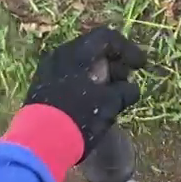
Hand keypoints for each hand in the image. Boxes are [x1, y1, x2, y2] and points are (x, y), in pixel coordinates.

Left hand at [25, 27, 145, 156]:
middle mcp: (60, 55)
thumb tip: (131, 88)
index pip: (107, 38)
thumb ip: (125, 91)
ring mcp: (48, 70)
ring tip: (112, 93)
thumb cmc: (79, 116)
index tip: (140, 66)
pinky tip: (94, 100)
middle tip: (127, 79)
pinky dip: (85, 82)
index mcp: (77, 52)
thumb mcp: (110, 104)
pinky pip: (69, 76)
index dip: (128, 49)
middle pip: (93, 49)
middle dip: (114, 63)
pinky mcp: (41, 87)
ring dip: (99, 74)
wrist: (40, 143)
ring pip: (80, 64)